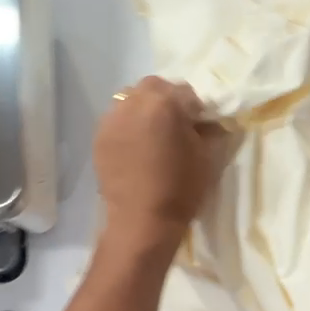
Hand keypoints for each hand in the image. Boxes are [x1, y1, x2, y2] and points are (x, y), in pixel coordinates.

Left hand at [93, 77, 228, 247]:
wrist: (142, 222)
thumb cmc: (181, 191)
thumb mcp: (207, 160)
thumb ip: (209, 132)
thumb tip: (209, 122)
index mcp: (166, 103)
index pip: (186, 92)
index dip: (196, 109)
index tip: (199, 128)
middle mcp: (135, 101)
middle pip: (155, 88)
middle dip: (167, 102)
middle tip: (175, 128)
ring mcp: (113, 117)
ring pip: (132, 100)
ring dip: (145, 111)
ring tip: (152, 137)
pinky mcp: (100, 135)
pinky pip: (117, 120)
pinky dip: (129, 127)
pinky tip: (136, 150)